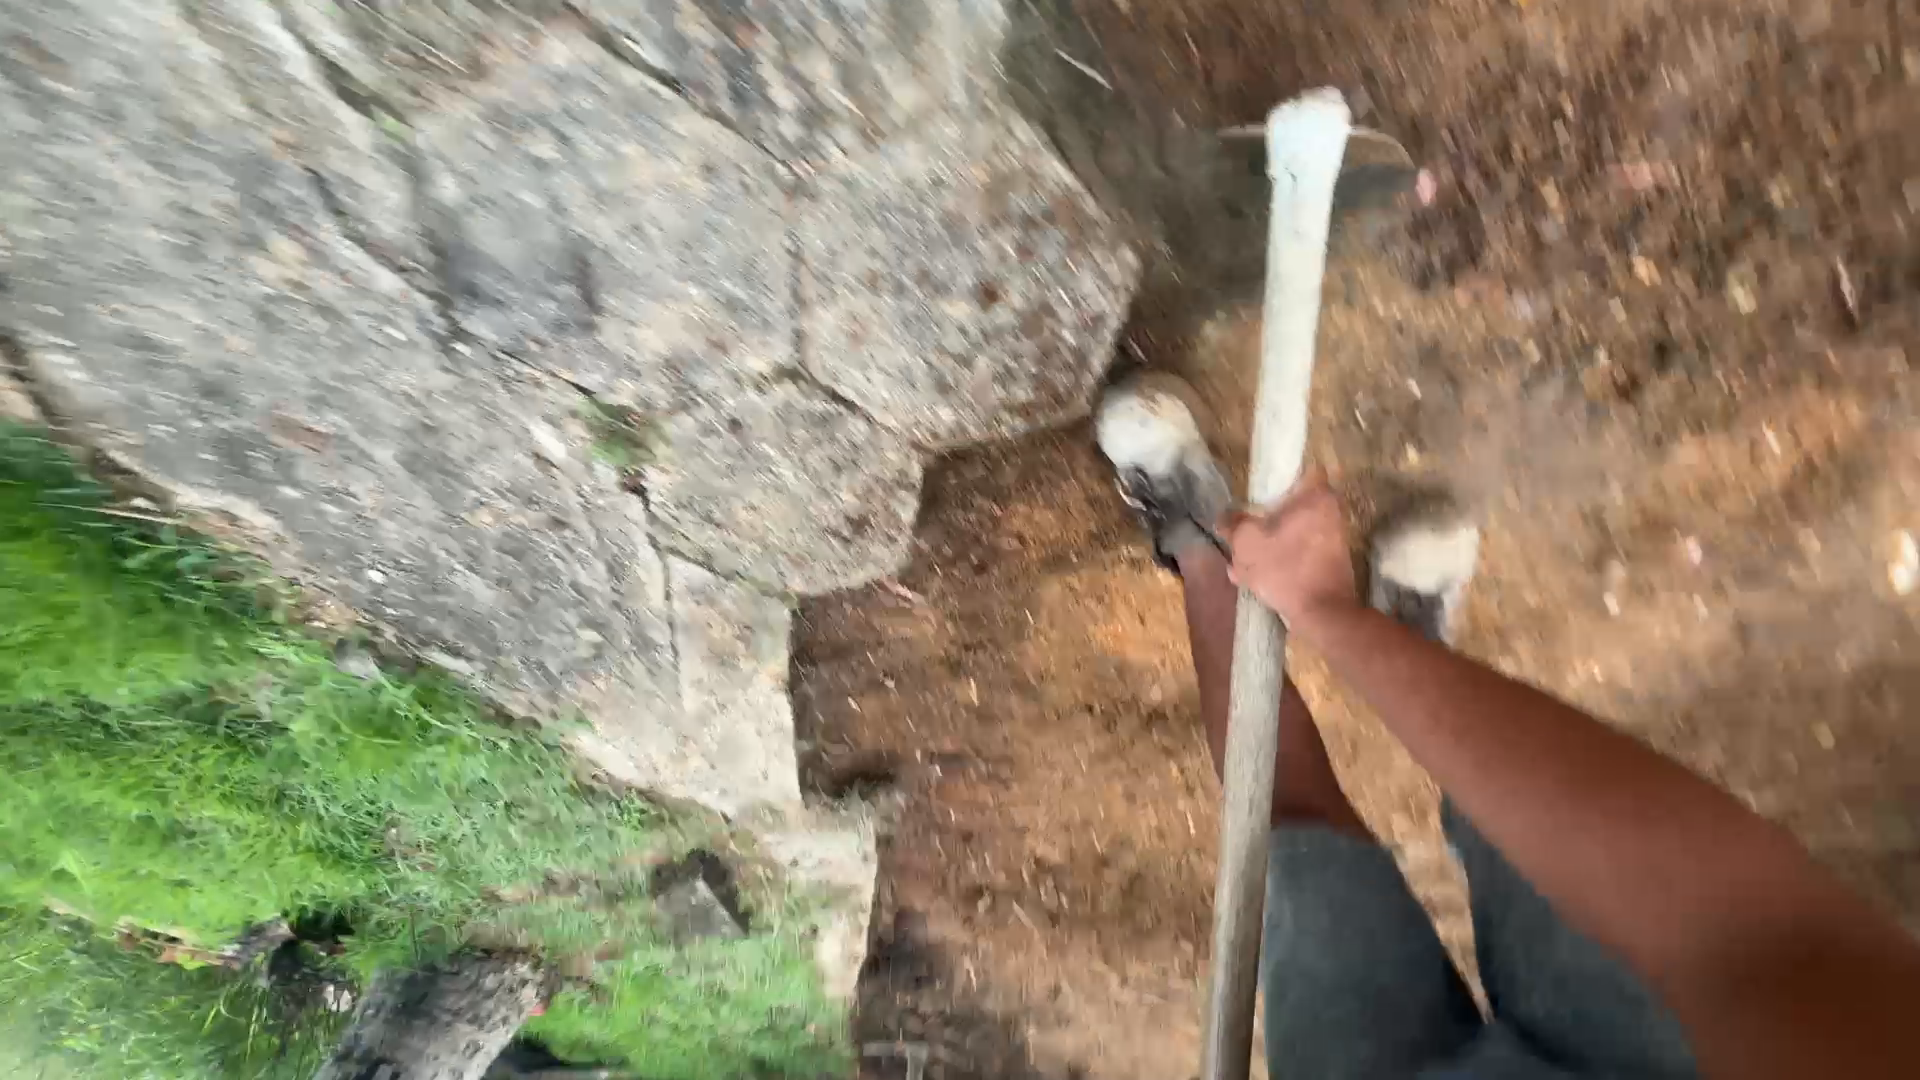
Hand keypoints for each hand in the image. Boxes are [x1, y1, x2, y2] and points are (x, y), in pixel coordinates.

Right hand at [1219, 473, 1359, 631]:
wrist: (1322, 613)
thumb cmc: (1284, 568)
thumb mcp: (1245, 542)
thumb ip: (1232, 523)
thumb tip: (1226, 517)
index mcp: (1316, 497)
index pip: (1297, 471)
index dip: (1273, 478)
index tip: (1253, 492)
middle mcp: (1330, 514)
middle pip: (1289, 507)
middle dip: (1262, 520)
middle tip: (1240, 530)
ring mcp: (1332, 540)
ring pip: (1289, 533)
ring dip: (1265, 545)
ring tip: (1238, 564)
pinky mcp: (1328, 564)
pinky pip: (1296, 554)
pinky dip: (1277, 562)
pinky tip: (1252, 579)